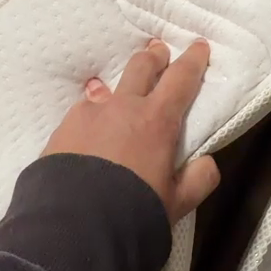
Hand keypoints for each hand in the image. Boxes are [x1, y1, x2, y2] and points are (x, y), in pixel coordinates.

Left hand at [43, 39, 220, 223]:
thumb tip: (207, 161)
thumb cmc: (134, 211)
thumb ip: (198, 180)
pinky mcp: (63, 128)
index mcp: (157, 120)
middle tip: (160, 52)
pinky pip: (83, 111)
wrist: (74, 225)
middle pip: (141, 67)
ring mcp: (89, 113)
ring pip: (108, 87)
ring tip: (118, 92)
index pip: (181, 79)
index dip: (193, 59)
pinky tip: (89, 127)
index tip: (199, 45)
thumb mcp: (177, 203)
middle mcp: (124, 107)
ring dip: (119, 85)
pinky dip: (93, 113)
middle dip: (154, 56)